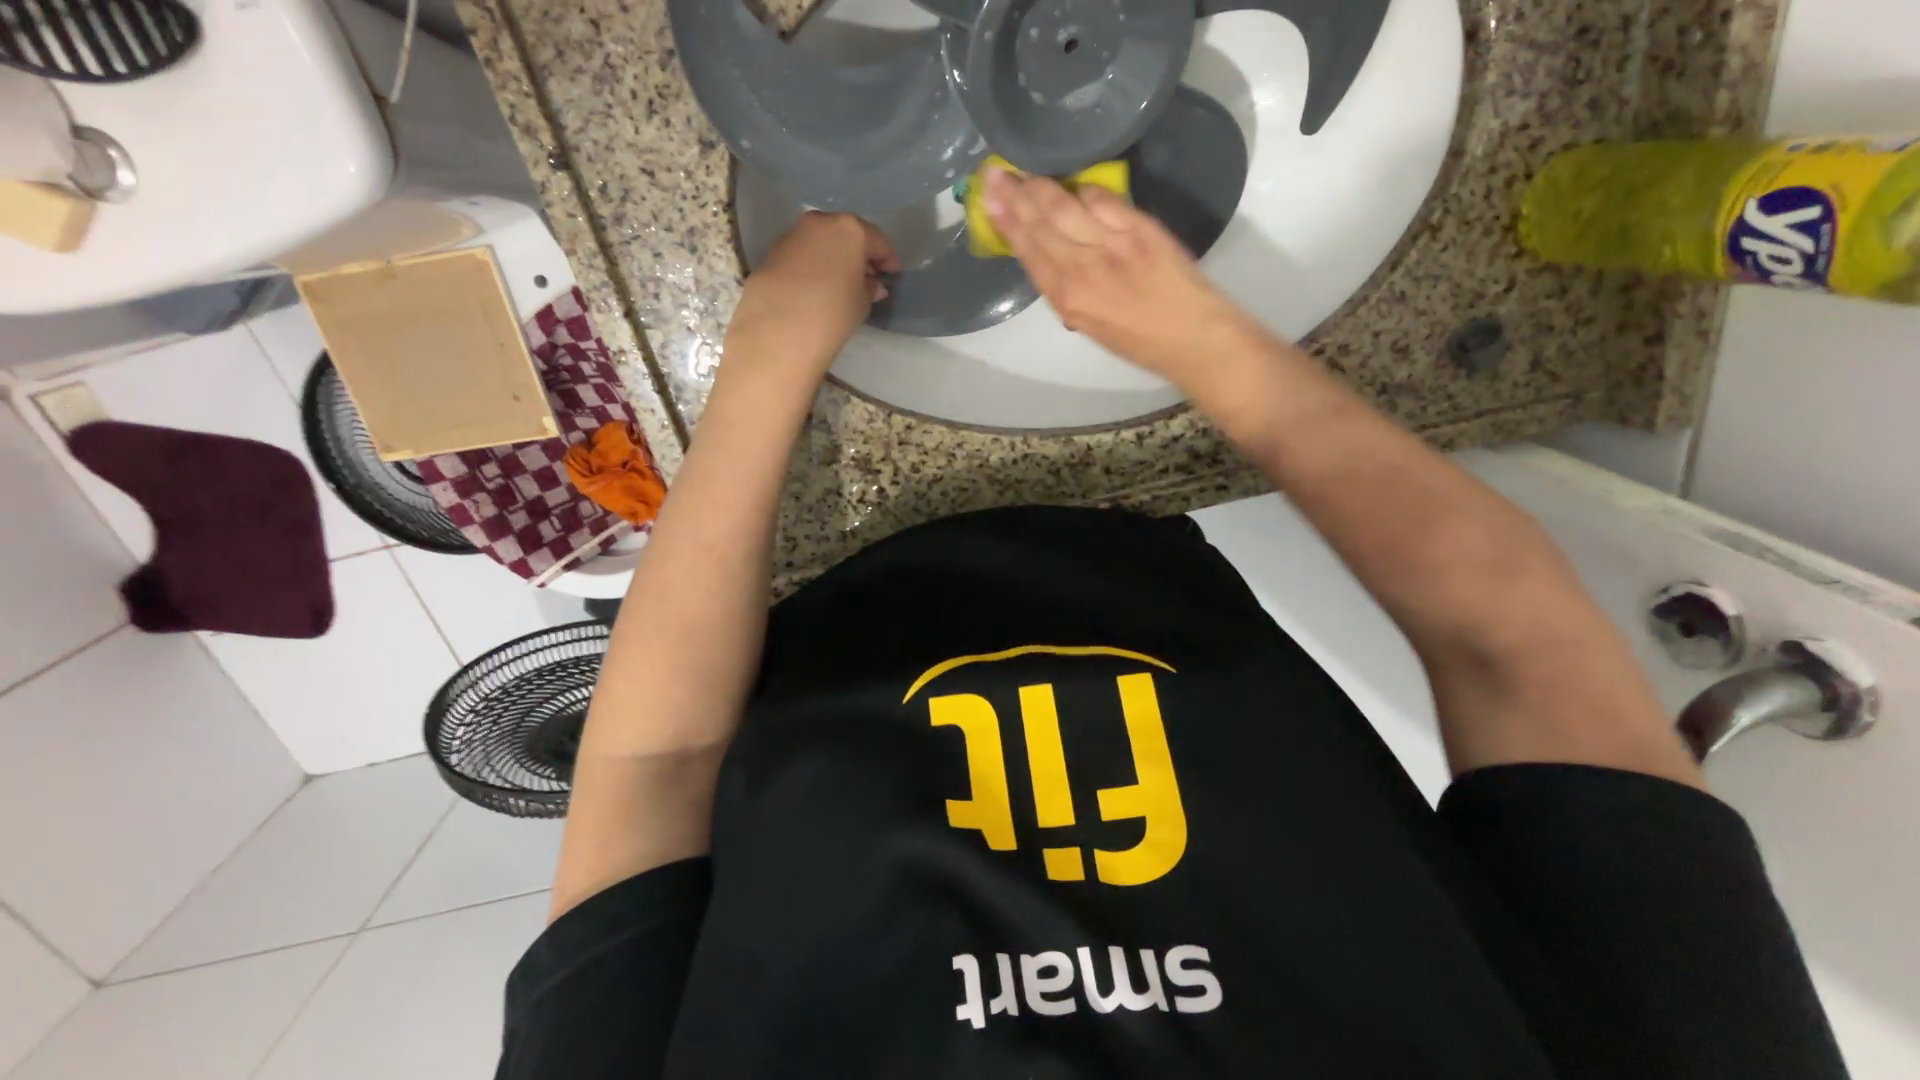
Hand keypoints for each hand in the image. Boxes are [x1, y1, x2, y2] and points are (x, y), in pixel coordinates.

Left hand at [726, 211, 899, 378]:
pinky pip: (802, 253)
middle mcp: (821, 223)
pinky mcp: (773, 252)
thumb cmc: (833, 311)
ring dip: (834, 257)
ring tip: (841, 282)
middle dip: (859, 253)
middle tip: (868, 276)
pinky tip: (816, 286)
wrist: (780, 326)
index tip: (893, 273)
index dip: (888, 259)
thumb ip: (870, 289)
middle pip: (847, 234)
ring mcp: (793, 234)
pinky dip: (813, 264)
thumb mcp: (862, 303)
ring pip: (821, 241)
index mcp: (850, 229)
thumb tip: (872, 286)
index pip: (877, 240)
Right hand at [983, 167, 1263, 392]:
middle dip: (1015, 195)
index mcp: (1067, 299)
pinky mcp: (1140, 228)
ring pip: (1065, 206)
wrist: (1193, 336)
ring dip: (1041, 186)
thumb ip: (1066, 288)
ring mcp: (1111, 244)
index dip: (1006, 219)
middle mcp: (1082, 268)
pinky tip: (1075, 184)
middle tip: (995, 171)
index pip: (1028, 250)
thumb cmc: (1139, 340)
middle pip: (1040, 222)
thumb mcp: (1089, 324)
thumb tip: (1048, 254)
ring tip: (1025, 172)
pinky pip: (1103, 200)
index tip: (989, 196)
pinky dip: (1085, 190)